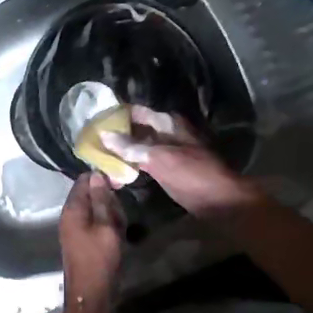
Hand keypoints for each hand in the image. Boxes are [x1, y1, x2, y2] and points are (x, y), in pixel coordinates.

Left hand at [57, 173, 122, 312]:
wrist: (90, 298)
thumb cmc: (99, 261)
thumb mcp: (106, 227)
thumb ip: (102, 200)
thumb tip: (96, 174)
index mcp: (72, 209)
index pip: (84, 180)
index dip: (102, 177)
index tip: (121, 181)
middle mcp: (70, 215)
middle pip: (91, 194)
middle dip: (109, 200)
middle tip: (120, 214)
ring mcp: (75, 228)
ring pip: (96, 210)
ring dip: (111, 214)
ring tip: (120, 228)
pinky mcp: (83, 240)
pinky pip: (97, 223)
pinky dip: (109, 226)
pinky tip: (118, 236)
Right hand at [99, 107, 260, 217]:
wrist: (221, 201)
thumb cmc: (193, 175)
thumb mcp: (160, 159)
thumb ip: (132, 147)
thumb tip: (105, 135)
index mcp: (168, 123)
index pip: (136, 112)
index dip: (116, 115)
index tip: (94, 121)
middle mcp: (168, 133)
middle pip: (137, 129)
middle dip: (116, 135)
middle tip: (91, 143)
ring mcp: (170, 151)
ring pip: (140, 147)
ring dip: (122, 153)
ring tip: (99, 160)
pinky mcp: (170, 168)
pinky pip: (146, 162)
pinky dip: (132, 165)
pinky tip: (117, 174)